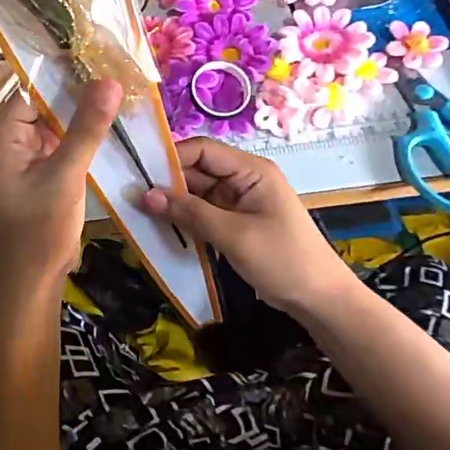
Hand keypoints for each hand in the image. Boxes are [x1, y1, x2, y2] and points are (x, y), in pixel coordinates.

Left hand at [0, 79, 120, 281]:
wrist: (33, 280)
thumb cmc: (40, 227)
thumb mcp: (66, 174)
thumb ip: (87, 127)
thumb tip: (110, 81)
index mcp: (3, 135)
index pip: (34, 89)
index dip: (66, 74)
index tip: (103, 59)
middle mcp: (11, 140)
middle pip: (47, 104)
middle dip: (81, 93)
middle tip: (122, 73)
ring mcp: (27, 157)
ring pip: (59, 124)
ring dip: (86, 115)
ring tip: (124, 93)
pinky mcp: (43, 173)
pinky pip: (65, 144)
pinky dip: (86, 137)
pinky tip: (114, 126)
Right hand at [138, 137, 359, 316]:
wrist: (319, 299)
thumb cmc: (283, 259)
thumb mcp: (234, 235)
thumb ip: (189, 213)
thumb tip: (145, 195)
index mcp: (251, 171)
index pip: (204, 150)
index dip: (172, 157)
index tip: (139, 172)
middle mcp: (243, 180)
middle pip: (197, 170)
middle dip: (167, 182)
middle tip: (130, 195)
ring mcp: (239, 202)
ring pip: (197, 193)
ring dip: (172, 202)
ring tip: (138, 210)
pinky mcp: (235, 223)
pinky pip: (203, 213)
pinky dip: (184, 219)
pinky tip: (160, 226)